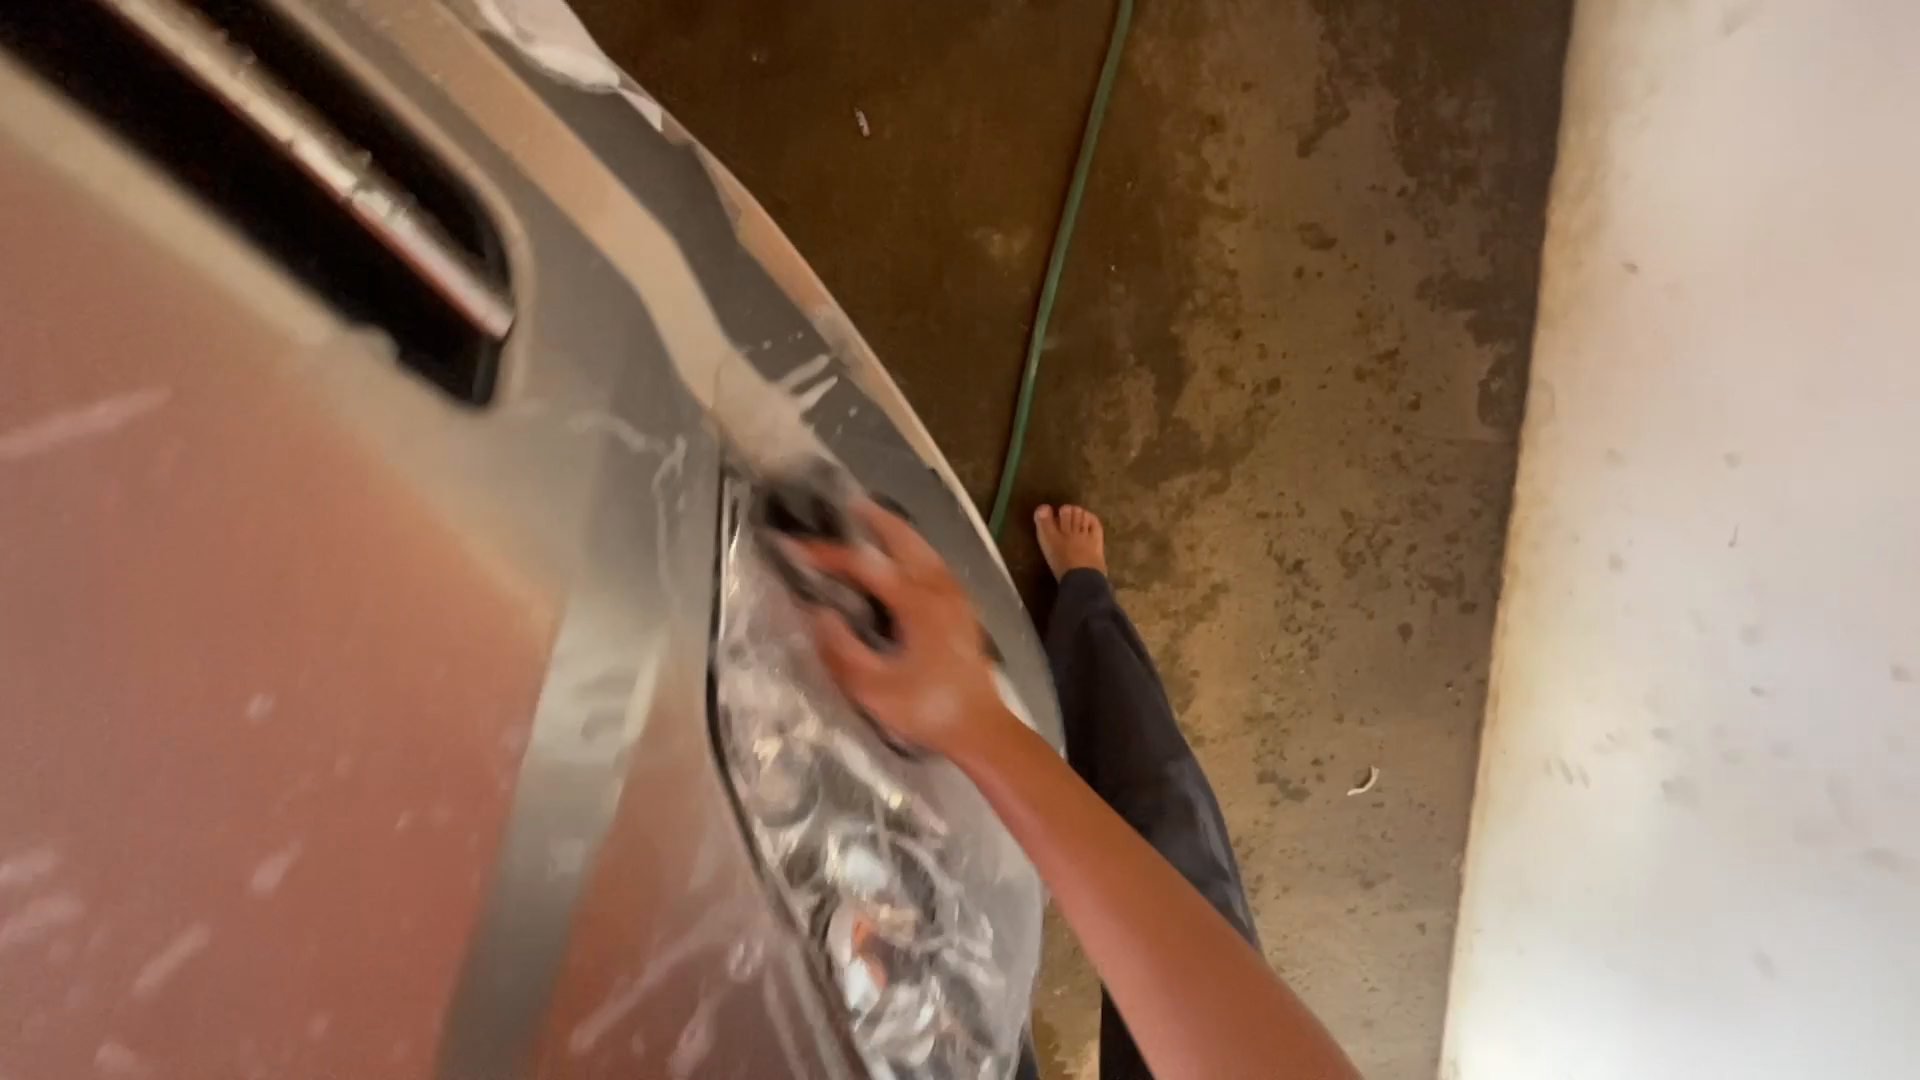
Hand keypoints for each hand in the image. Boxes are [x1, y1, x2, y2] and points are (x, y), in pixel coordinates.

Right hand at [783, 499, 1013, 756]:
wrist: (982, 727)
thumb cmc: (928, 710)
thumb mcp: (874, 689)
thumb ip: (842, 649)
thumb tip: (817, 612)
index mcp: (917, 602)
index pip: (864, 563)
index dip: (826, 553)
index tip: (793, 545)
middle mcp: (940, 587)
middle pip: (903, 537)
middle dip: (871, 519)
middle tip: (840, 506)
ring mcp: (956, 594)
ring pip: (922, 547)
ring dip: (893, 531)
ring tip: (866, 522)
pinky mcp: (962, 606)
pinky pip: (933, 562)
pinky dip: (911, 548)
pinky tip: (898, 558)